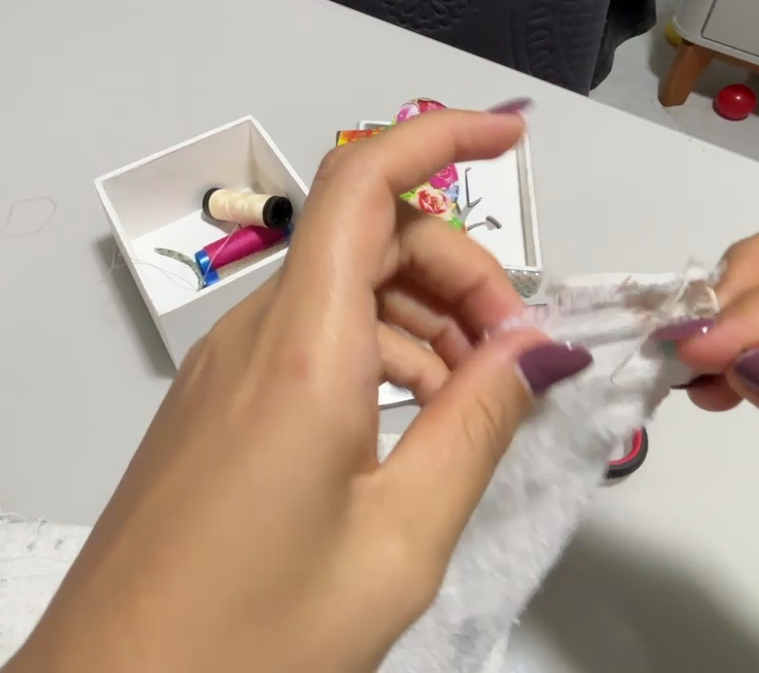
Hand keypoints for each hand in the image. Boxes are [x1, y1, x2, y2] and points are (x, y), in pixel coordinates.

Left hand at [7, 105, 590, 672]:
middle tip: (517, 360)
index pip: (362, 182)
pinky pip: (316, 335)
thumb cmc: (253, 637)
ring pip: (348, 288)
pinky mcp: (221, 394)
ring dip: (425, 319)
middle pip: (372, 237)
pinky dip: (380, 353)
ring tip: (476, 403)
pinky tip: (415, 420)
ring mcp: (231, 358)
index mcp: (302, 344)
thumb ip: (474, 428)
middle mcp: (258, 327)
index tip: (511, 139)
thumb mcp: (398, 542)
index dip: (438, 135)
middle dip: (460, 273)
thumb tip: (537, 349)